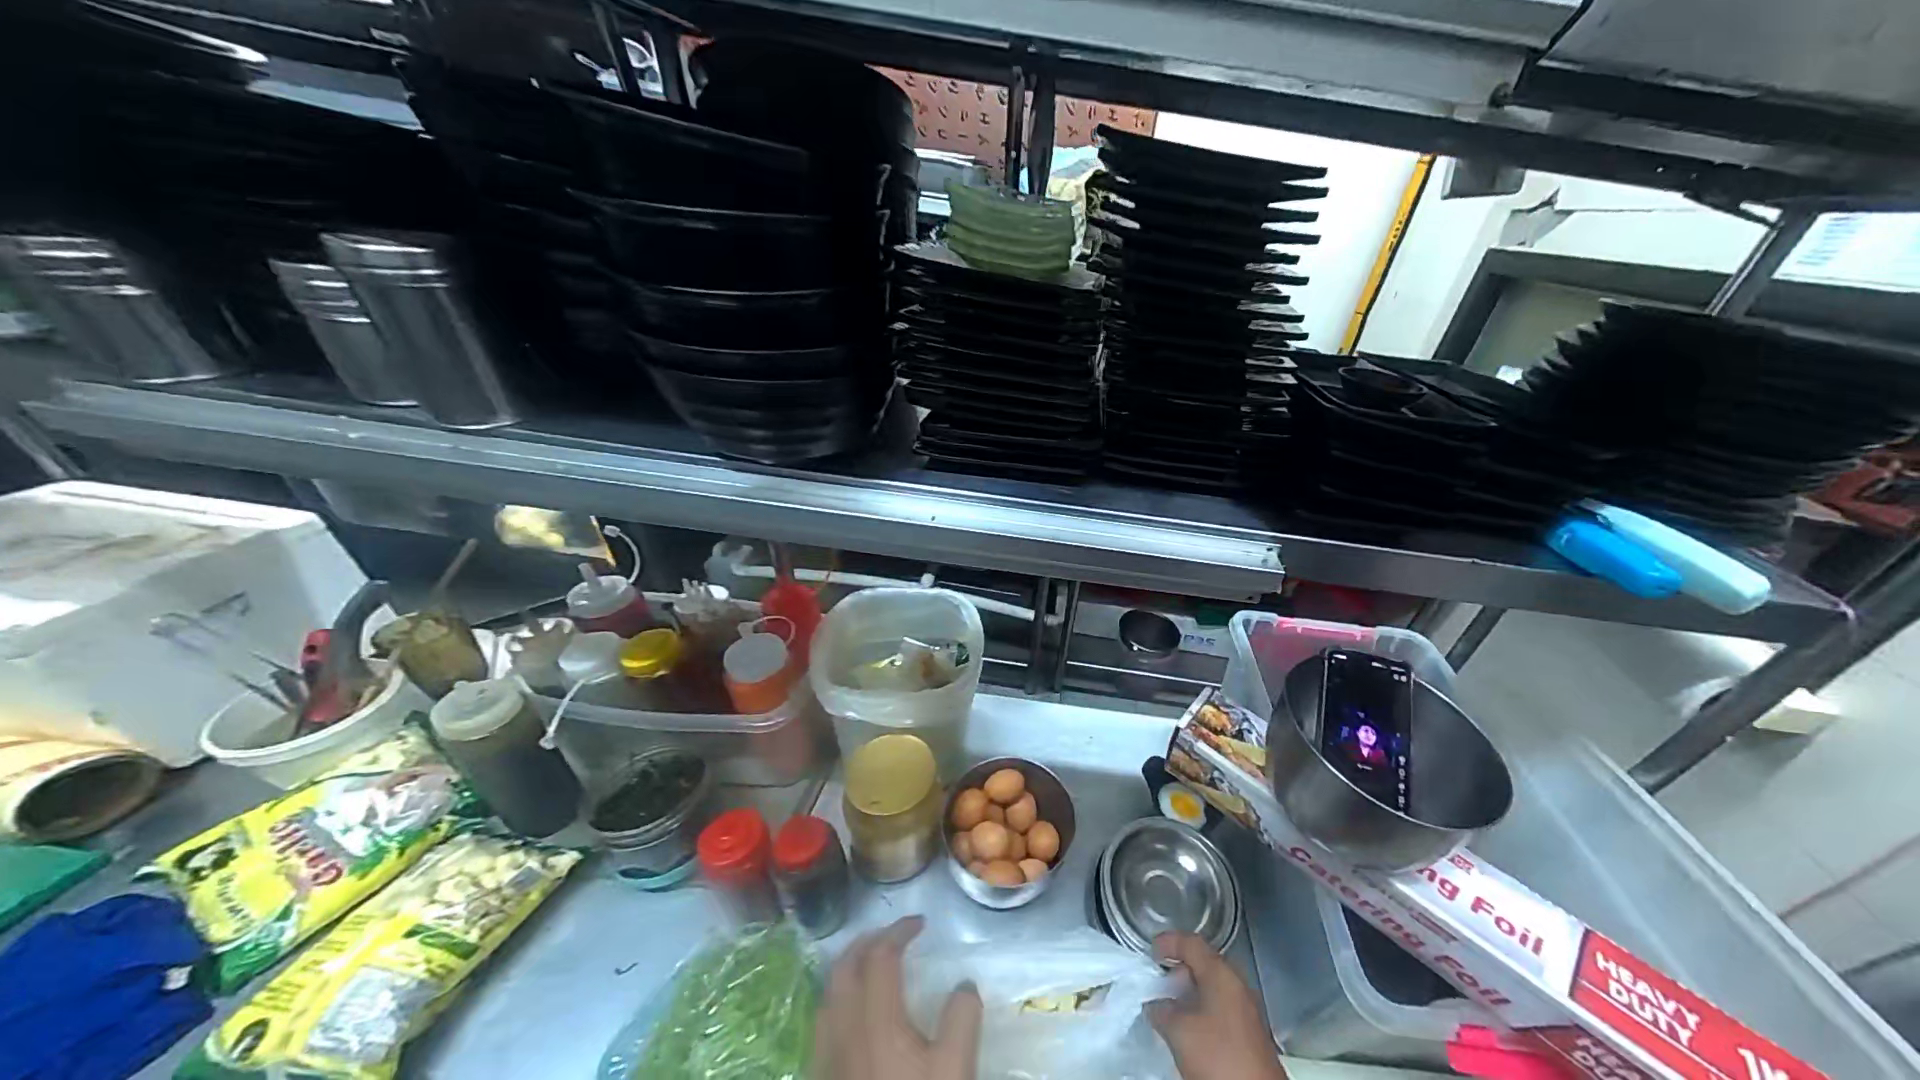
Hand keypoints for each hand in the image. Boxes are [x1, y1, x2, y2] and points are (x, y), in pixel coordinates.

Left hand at [814, 916, 982, 1079]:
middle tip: (893, 934)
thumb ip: (962, 1019)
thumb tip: (964, 983)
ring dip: (848, 965)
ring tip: (871, 962)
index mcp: (877, 1019)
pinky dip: (837, 996)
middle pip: (845, 965)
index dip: (899, 931)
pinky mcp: (820, 1076)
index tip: (920, 924)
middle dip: (868, 941)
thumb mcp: (955, 1070)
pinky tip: (852, 1010)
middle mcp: (844, 1028)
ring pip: (828, 991)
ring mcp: (827, 1054)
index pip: (881, 956)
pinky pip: (822, 1020)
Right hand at [1146, 933, 1287, 1079]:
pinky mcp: (1250, 1033)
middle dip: (1179, 967)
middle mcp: (1238, 986)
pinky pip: (1220, 1007)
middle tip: (1160, 980)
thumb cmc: (1218, 1055)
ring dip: (1190, 991)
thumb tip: (1156, 1005)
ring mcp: (1247, 1010)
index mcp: (1222, 975)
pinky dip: (1202, 1008)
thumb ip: (1161, 1009)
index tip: (1151, 950)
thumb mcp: (1178, 1030)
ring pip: (1213, 987)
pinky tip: (1189, 1026)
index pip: (1192, 943)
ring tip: (1170, 1005)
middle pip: (1204, 963)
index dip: (1168, 942)